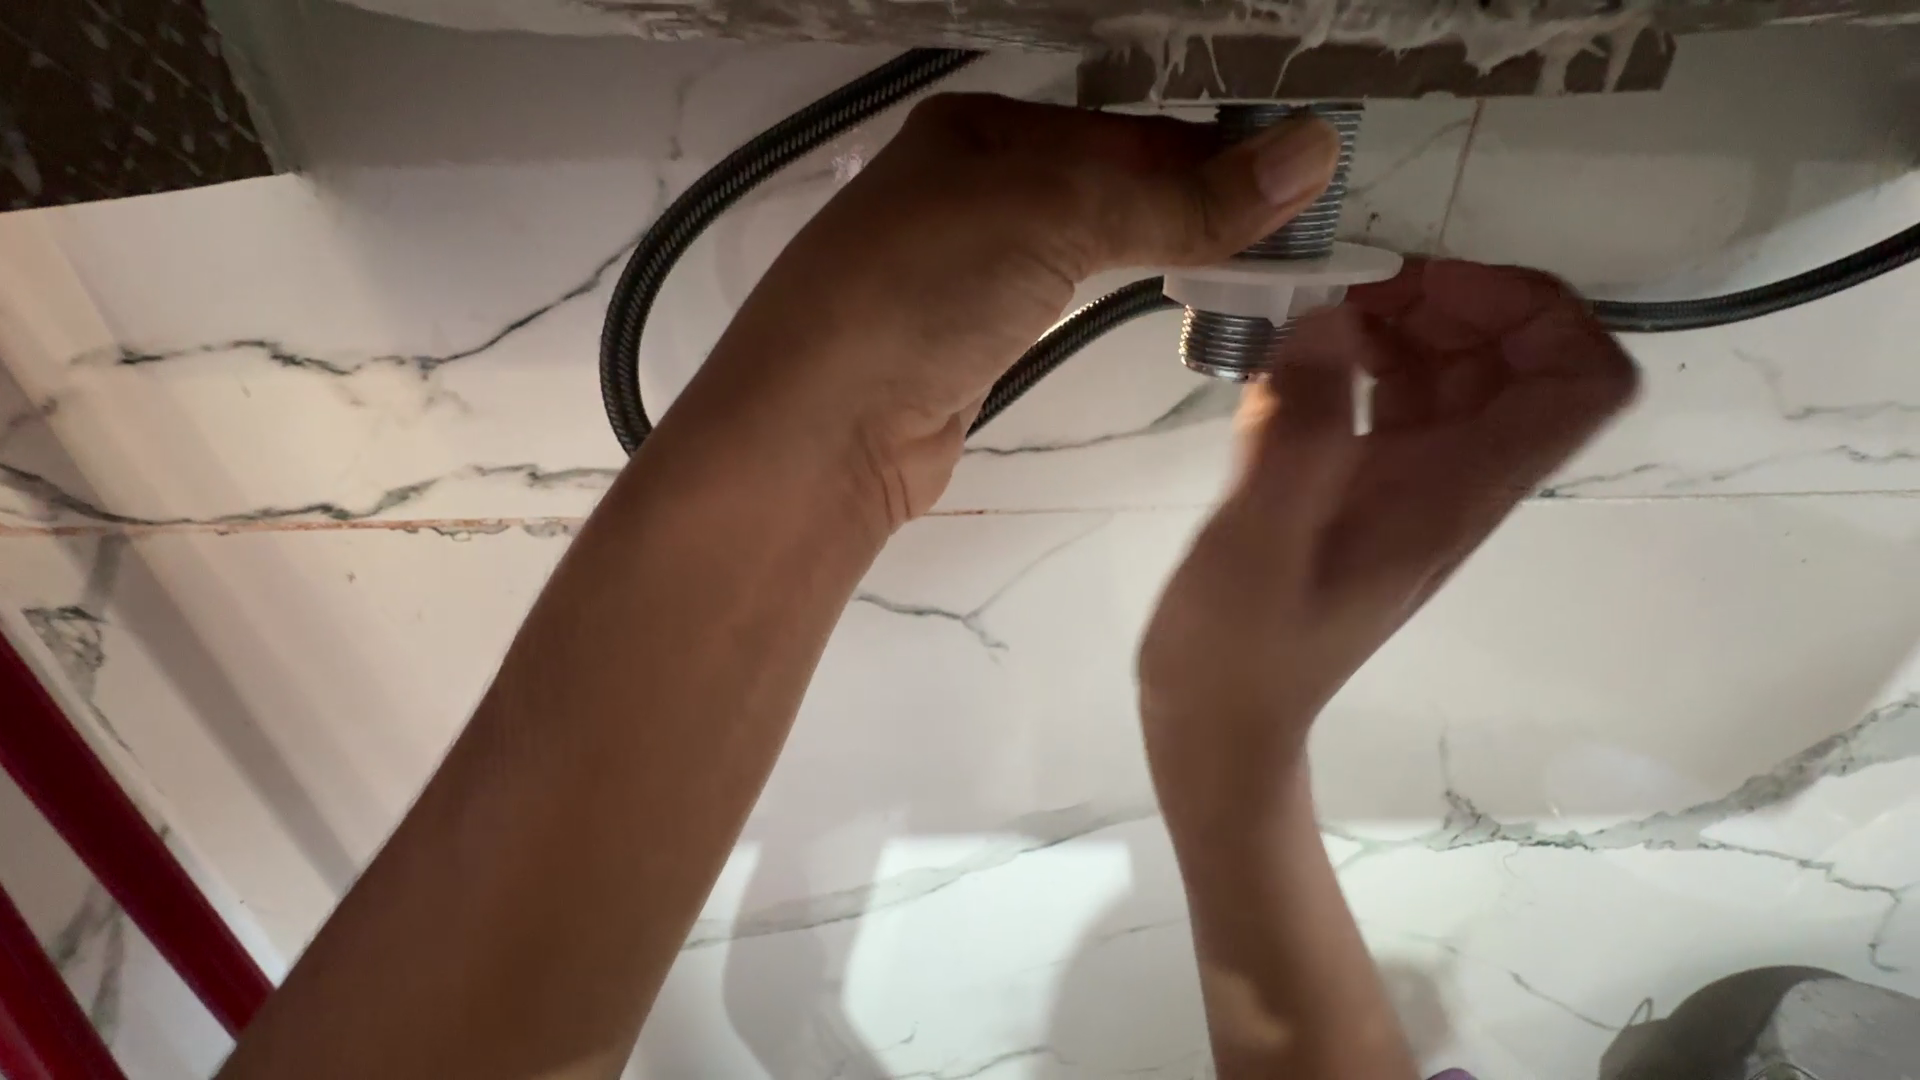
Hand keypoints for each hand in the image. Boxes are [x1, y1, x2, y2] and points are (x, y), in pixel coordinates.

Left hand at [677, 93, 1342, 528]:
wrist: (827, 428)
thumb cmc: (923, 293)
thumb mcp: (1047, 218)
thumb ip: (1173, 195)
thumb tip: (1310, 152)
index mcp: (980, 134)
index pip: (1124, 127)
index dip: (1214, 146)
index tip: (1302, 172)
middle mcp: (974, 191)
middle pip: (1113, 182)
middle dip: (1200, 198)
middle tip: (1294, 227)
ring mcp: (973, 270)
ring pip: (1095, 241)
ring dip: (1170, 245)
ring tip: (1257, 261)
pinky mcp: (978, 339)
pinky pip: (1070, 296)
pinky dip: (1125, 290)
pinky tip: (1174, 291)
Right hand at [1137, 259, 1637, 836]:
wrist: (1219, 725)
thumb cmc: (1237, 654)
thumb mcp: (1256, 548)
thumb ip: (1296, 438)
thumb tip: (1325, 320)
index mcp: (1450, 496)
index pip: (1575, 383)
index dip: (1528, 311)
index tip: (1417, 289)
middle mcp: (1445, 487)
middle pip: (1516, 365)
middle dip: (1448, 305)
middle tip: (1345, 293)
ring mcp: (1400, 495)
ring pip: (1449, 382)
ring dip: (1399, 330)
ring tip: (1311, 317)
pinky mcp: (1352, 500)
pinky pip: (1386, 408)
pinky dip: (1355, 367)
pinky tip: (1289, 369)